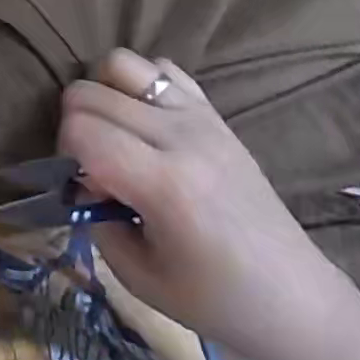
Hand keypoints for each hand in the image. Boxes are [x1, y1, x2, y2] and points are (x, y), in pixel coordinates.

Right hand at [59, 49, 359, 359]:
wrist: (295, 296)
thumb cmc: (215, 298)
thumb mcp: (138, 275)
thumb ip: (95, 217)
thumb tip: (81, 176)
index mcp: (164, 184)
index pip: (81, 129)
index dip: (63, 151)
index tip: (80, 182)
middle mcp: (180, 135)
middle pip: (89, 91)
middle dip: (74, 124)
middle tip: (92, 164)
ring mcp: (199, 115)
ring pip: (120, 62)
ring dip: (102, 92)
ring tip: (115, 132)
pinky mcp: (212, 110)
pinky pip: (160, 67)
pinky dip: (140, 84)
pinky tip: (147, 122)